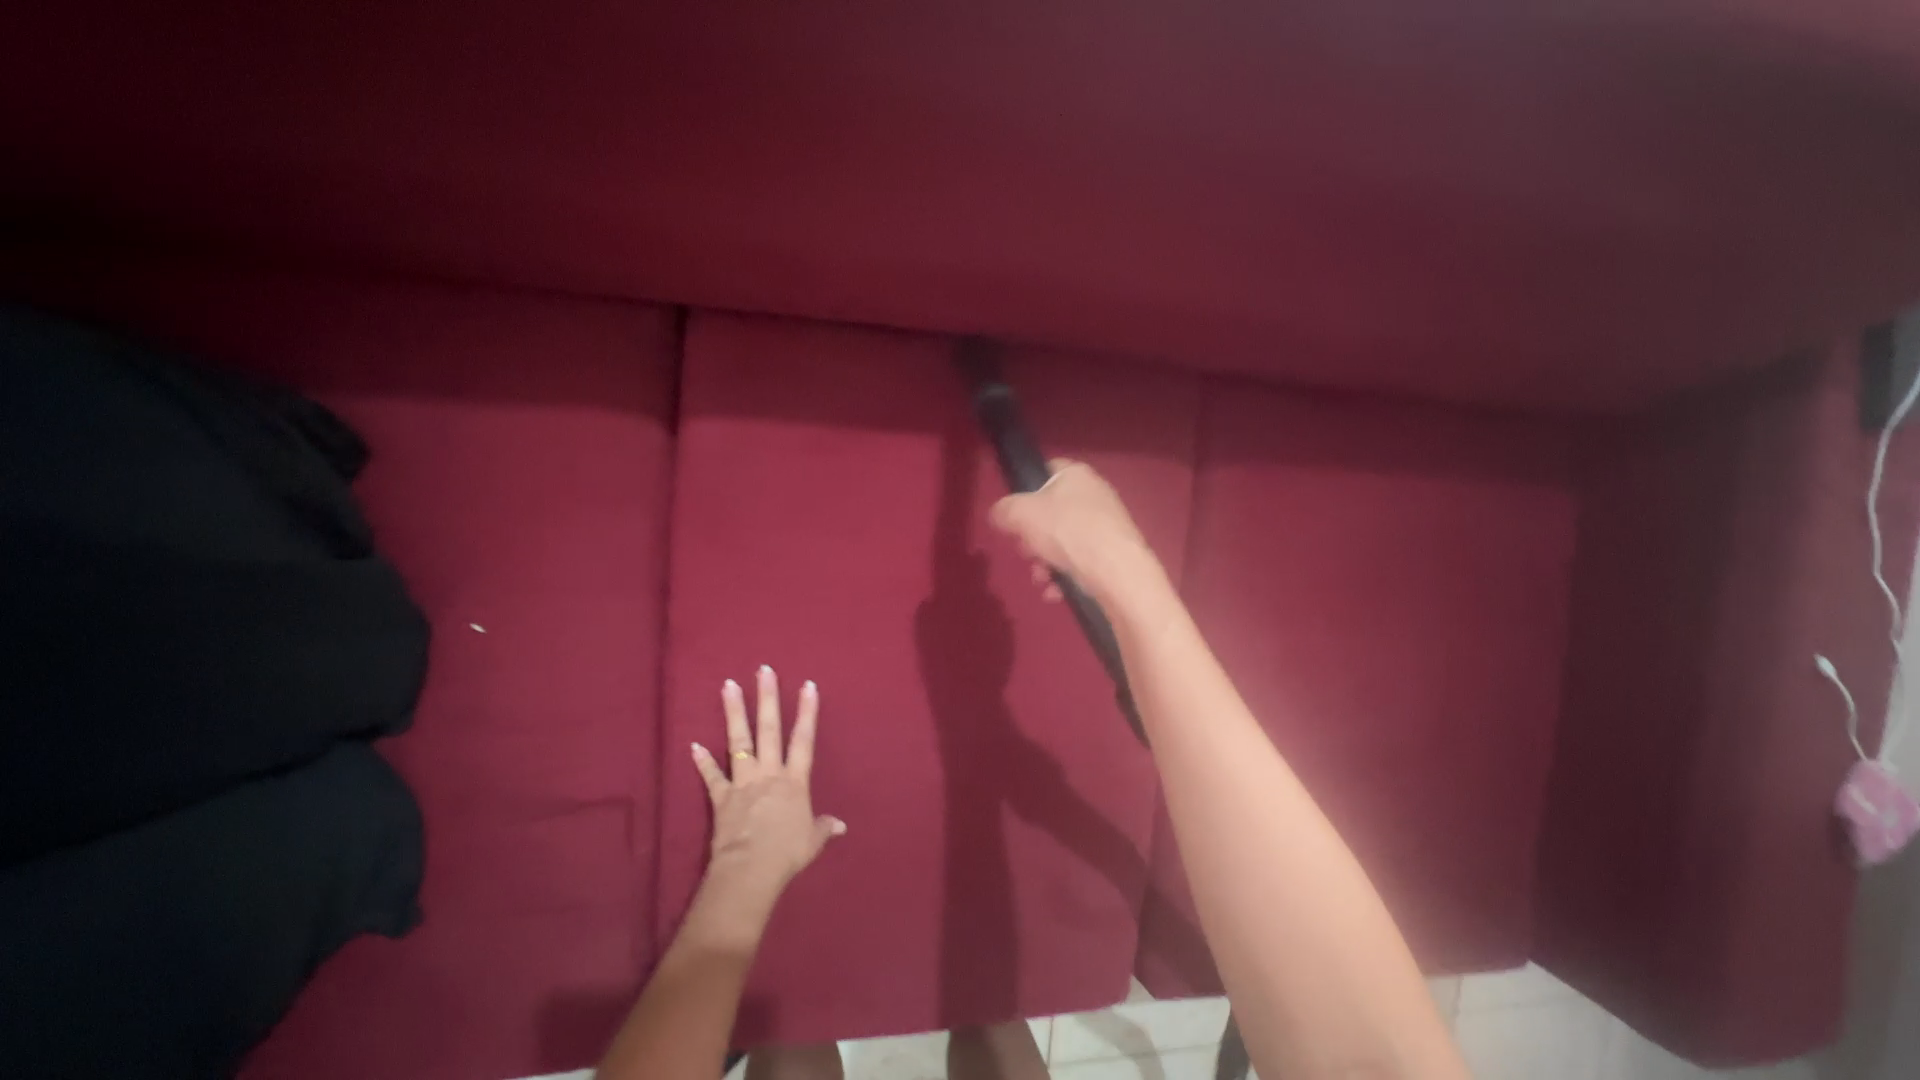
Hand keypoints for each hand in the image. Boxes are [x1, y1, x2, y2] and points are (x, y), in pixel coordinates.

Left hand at [689, 666, 843, 933]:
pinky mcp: (721, 798)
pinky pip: (712, 777)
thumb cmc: (787, 853)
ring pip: (739, 742)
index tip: (808, 685)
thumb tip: (840, 825)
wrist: (750, 869)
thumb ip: (823, 828)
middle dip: (768, 698)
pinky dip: (702, 762)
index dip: (807, 712)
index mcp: (795, 782)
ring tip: (729, 686)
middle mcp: (769, 774)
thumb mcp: (812, 841)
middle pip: (769, 730)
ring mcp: (743, 784)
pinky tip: (693, 745)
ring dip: (734, 713)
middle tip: (764, 671)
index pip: (803, 740)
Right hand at [988, 459, 1162, 603]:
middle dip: (1032, 538)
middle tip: (1025, 552)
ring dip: (1045, 563)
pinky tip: (1056, 592)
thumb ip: (1004, 510)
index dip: (1024, 491)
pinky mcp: (1113, 554)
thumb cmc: (1068, 532)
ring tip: (1041, 578)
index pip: (1045, 471)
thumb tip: (999, 514)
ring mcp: (1106, 526)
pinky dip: (1064, 577)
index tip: (1013, 514)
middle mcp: (1094, 495)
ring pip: (1063, 542)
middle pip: (1051, 513)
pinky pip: (1080, 562)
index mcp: (1076, 475)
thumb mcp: (1022, 515)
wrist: (1118, 572)